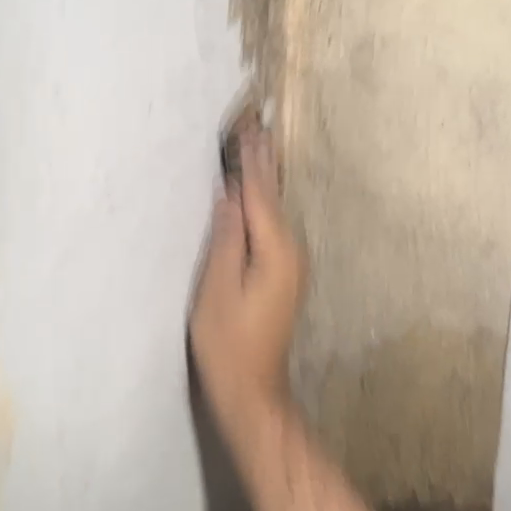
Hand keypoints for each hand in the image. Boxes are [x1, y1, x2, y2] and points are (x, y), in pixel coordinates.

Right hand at [190, 114, 305, 436]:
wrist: (253, 388)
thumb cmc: (228, 343)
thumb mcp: (217, 289)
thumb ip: (226, 238)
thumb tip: (229, 193)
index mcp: (278, 249)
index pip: (261, 194)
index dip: (252, 160)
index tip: (247, 126)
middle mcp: (293, 249)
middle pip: (273, 197)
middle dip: (263, 161)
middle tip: (255, 123)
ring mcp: (291, 262)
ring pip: (274, 209)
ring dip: (264, 177)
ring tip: (255, 143)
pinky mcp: (284, 272)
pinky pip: (271, 225)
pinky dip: (262, 202)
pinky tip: (254, 191)